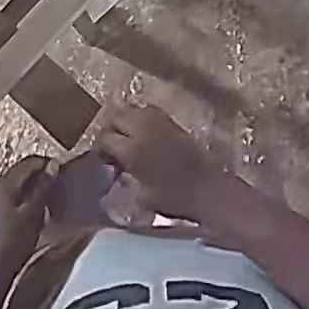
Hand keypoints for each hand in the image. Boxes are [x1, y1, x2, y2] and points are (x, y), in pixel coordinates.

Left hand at [0, 155, 52, 286]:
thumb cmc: (13, 242)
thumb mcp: (33, 213)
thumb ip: (43, 187)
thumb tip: (53, 164)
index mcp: (3, 184)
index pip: (28, 162)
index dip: (47, 163)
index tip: (64, 172)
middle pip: (20, 172)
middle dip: (40, 175)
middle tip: (58, 186)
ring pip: (16, 185)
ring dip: (33, 188)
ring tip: (50, 199)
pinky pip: (11, 197)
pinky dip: (25, 198)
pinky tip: (35, 212)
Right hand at [95, 105, 225, 222]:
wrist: (208, 189)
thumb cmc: (174, 199)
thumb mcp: (142, 197)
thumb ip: (126, 181)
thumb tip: (117, 173)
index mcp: (131, 150)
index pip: (104, 138)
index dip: (100, 149)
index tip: (103, 161)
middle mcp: (142, 129)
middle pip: (115, 117)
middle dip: (110, 130)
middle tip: (112, 147)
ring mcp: (158, 122)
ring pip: (131, 109)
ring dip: (125, 121)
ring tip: (127, 138)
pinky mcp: (171, 121)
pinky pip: (148, 111)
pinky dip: (141, 118)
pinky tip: (144, 134)